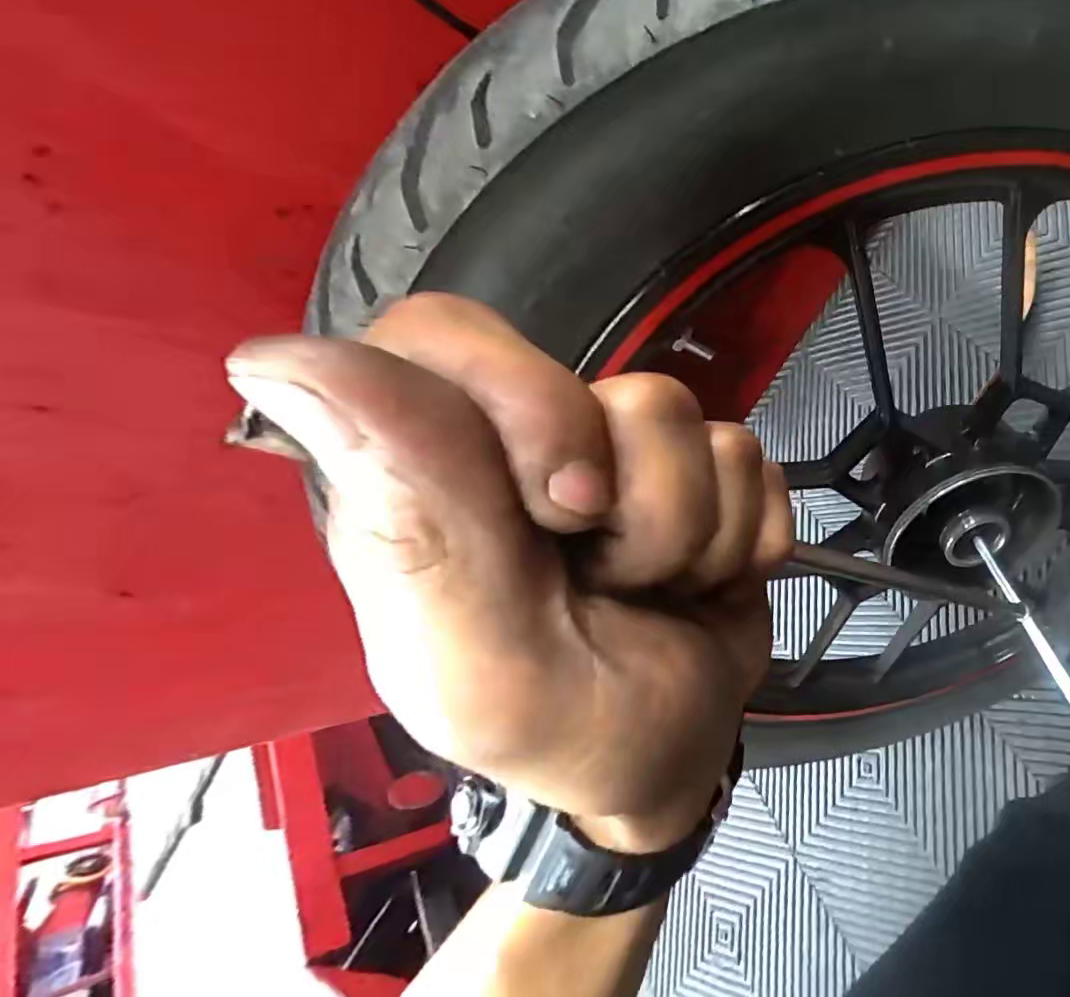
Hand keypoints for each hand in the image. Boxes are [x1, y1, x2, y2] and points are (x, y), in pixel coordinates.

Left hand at [226, 293, 791, 852]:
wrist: (671, 754)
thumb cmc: (560, 725)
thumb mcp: (478, 657)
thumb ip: (416, 524)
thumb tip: (282, 358)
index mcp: (446, 474)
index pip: (456, 337)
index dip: (531, 397)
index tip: (568, 504)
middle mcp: (549, 445)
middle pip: (640, 397)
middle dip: (650, 512)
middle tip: (614, 580)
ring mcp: (651, 460)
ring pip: (717, 437)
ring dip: (703, 539)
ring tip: (665, 590)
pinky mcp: (725, 482)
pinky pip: (765, 473)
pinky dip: (750, 543)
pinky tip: (713, 582)